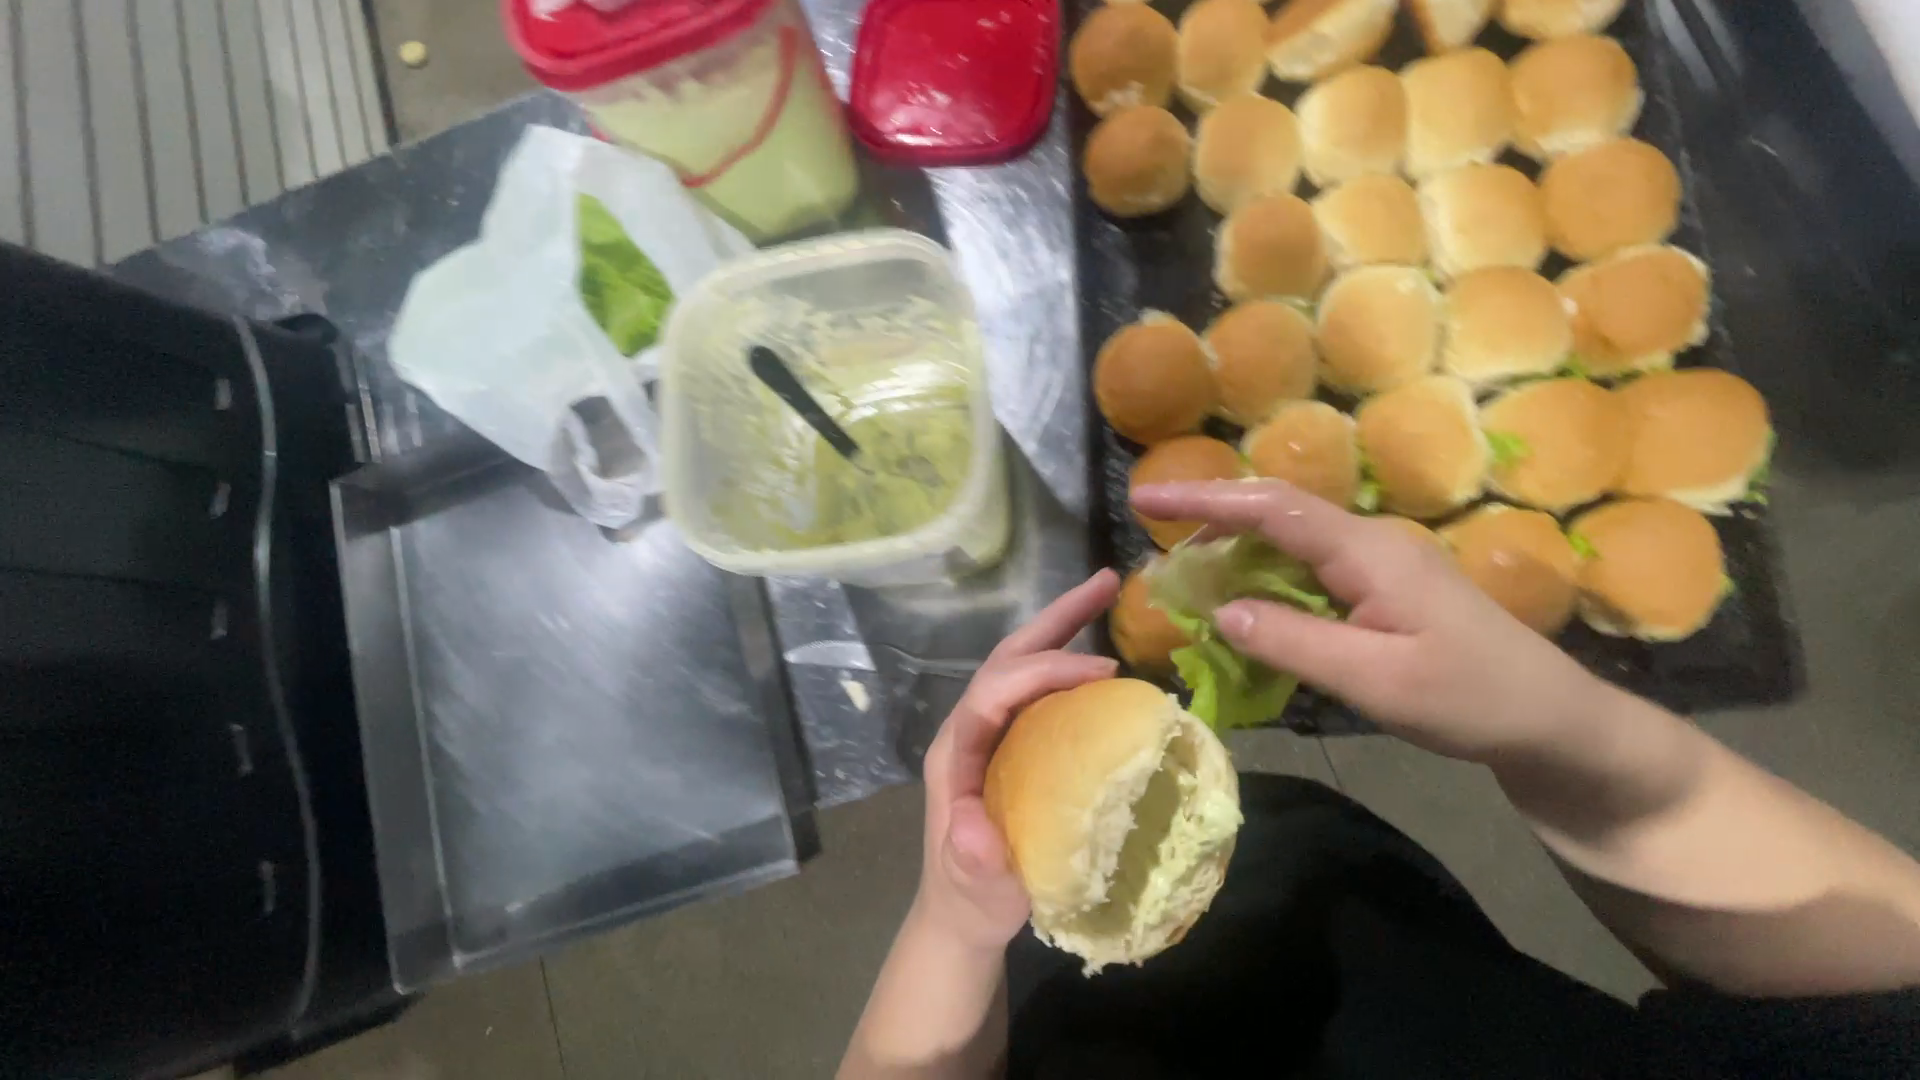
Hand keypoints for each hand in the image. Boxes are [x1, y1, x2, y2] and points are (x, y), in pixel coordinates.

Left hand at [914, 570, 1122, 951]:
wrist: (963, 911)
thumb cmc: (968, 898)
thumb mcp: (972, 888)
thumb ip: (971, 861)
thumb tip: (975, 829)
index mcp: (956, 751)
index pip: (994, 691)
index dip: (1044, 671)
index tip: (1103, 671)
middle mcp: (972, 728)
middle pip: (1009, 657)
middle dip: (1055, 618)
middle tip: (1106, 583)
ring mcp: (992, 732)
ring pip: (1023, 664)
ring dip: (1063, 628)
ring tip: (1108, 595)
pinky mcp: (1014, 742)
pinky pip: (1041, 691)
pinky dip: (1069, 664)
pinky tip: (1104, 663)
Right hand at [1133, 480, 1611, 762]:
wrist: (1556, 723)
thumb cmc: (1473, 701)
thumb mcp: (1376, 681)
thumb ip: (1292, 641)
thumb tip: (1219, 611)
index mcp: (1368, 551)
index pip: (1271, 508)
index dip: (1205, 499)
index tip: (1147, 499)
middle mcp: (1369, 542)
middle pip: (1275, 511)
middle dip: (1210, 515)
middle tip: (1156, 537)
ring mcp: (1376, 563)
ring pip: (1287, 538)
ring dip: (1233, 548)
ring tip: (1186, 574)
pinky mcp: (1380, 588)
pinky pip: (1305, 567)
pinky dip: (1261, 577)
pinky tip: (1242, 602)